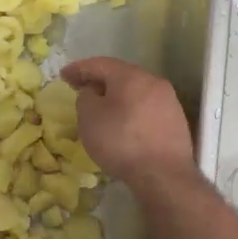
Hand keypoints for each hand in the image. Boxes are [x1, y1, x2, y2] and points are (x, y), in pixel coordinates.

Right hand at [61, 56, 194, 182]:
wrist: (162, 174)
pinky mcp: (175, 120)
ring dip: (116, 96)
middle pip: (121, 75)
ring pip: (135, 91)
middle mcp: (153, 82)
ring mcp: (168, 101)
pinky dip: (129, 109)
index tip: (62, 75)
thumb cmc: (120, 141)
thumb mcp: (89, 118)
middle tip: (80, 88)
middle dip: (99, 80)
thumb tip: (93, 92)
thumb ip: (86, 97)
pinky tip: (122, 123)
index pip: (100, 64)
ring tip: (100, 107)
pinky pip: (145, 107)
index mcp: (131, 77)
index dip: (79, 68)